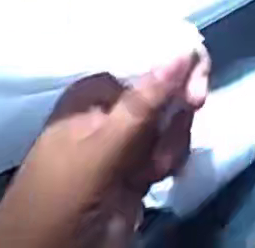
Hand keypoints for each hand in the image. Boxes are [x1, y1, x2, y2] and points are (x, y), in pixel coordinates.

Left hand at [0, 50, 211, 247]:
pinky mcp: (134, 170)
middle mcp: (110, 109)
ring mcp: (123, 141)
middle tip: (172, 143)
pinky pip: (169, 147)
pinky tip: (156, 180)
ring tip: (155, 172)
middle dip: (176, 116)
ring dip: (173, 143)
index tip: (196, 96)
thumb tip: (184, 48)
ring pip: (172, 119)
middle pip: (166, 89)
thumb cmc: (59, 206)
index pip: (149, 60)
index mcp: (92, 93)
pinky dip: (171, 160)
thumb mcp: (100, 154)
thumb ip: (144, 103)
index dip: (180, 71)